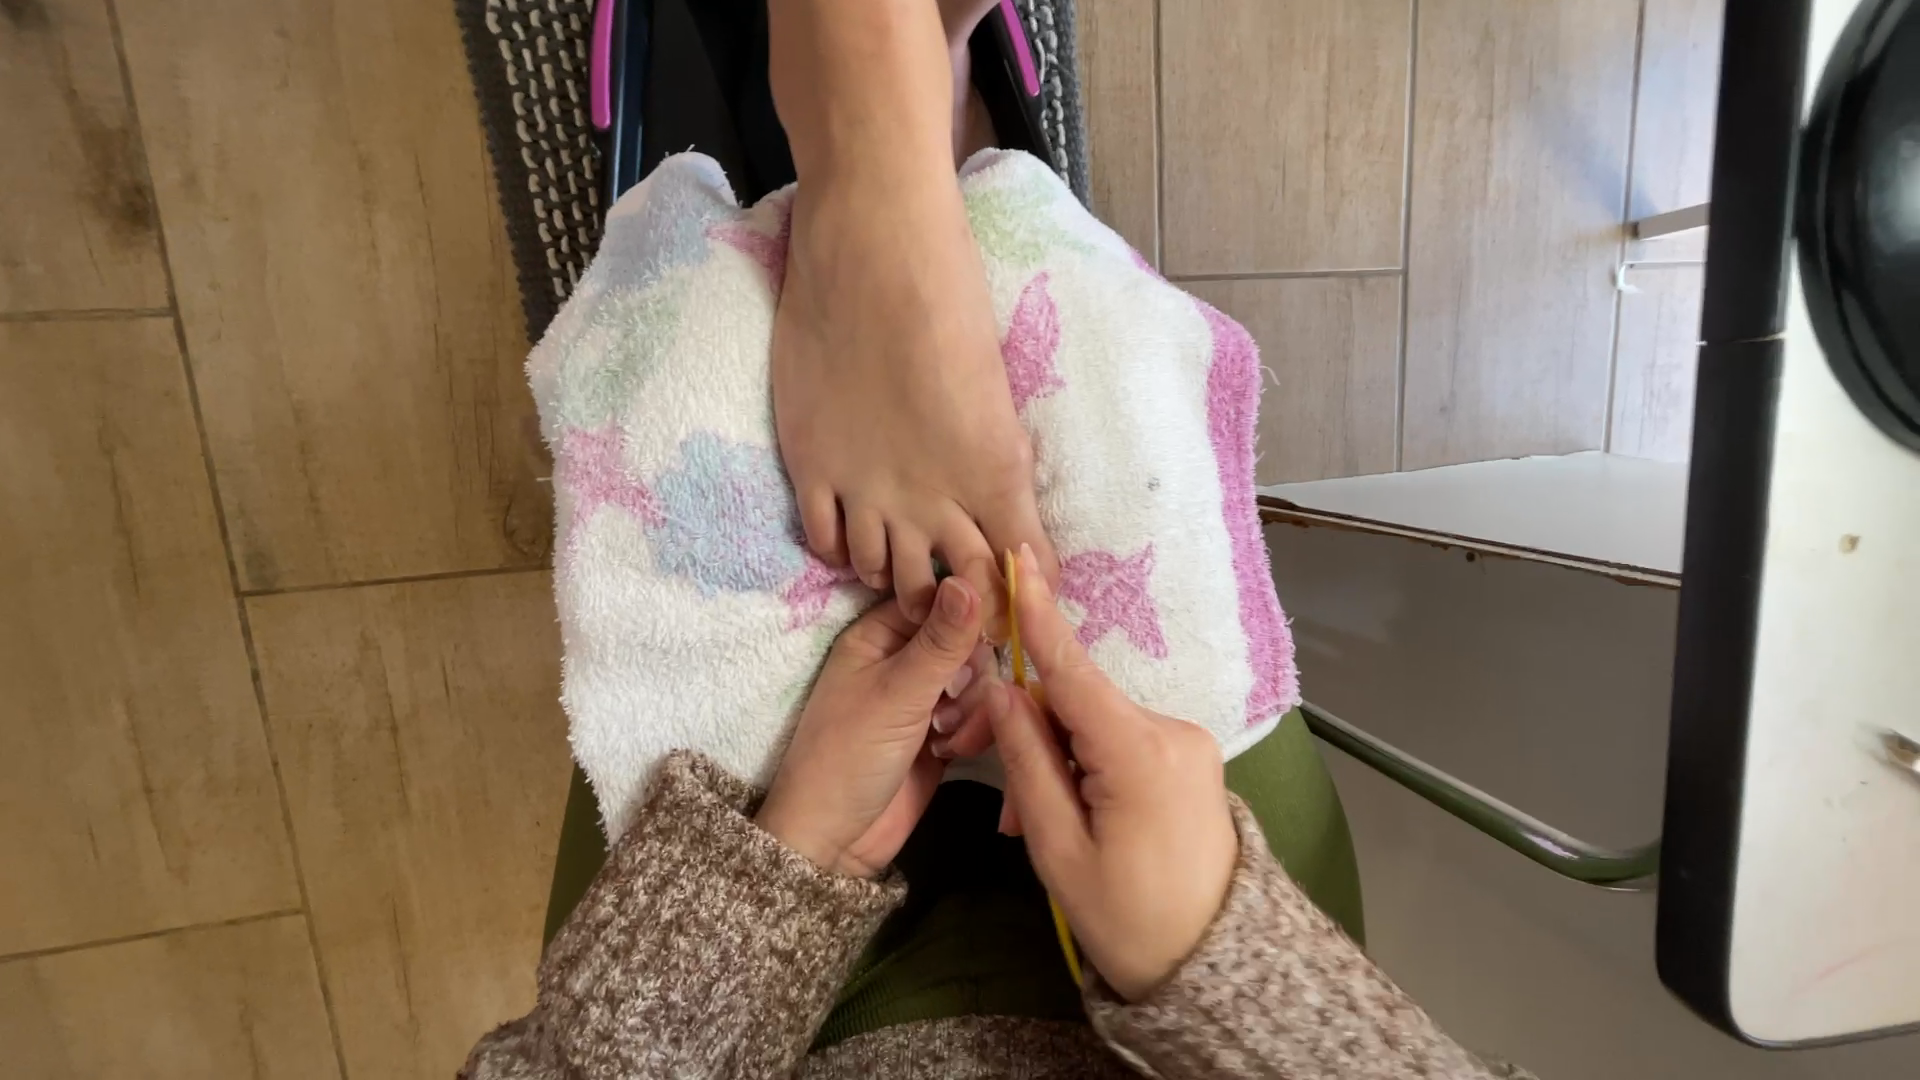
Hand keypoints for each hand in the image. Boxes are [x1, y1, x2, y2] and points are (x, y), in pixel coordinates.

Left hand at [757, 576, 993, 876]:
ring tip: (944, 734)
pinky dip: (973, 730)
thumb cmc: (850, 755)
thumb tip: (970, 579)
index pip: (939, 597)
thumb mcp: (897, 693)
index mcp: (879, 633)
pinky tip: (949, 751)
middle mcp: (905, 657)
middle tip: (953, 697)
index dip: (970, 611)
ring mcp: (926, 695)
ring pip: (981, 678)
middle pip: (969, 639)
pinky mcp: (945, 730)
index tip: (991, 633)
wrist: (836, 842)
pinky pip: (981, 714)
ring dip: (973, 707)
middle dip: (971, 671)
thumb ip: (941, 640)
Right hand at [766, 0, 1058, 632]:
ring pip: (883, 574)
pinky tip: (847, 537)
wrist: (873, 248)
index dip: (1018, 604)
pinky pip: (825, 542)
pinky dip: (840, 551)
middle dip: (957, 610)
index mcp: (993, 475)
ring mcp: (866, 488)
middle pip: (952, 590)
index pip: (1016, 569)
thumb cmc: (951, 299)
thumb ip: (996, 459)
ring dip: (896, 581)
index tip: (1014, 619)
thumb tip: (1000, 499)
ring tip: (898, 573)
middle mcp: (932, 498)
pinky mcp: (812, 467)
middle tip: (953, 613)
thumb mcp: (995, 389)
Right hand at [985, 546, 1239, 1000]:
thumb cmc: (1129, 920)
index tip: (1021, 557)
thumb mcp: (1058, 847)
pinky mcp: (1187, 758)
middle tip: (1003, 806)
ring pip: (1093, 727)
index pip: (1074, 669)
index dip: (1041, 613)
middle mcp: (1170, 731)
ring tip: (1032, 824)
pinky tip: (1065, 810)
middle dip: (1030, 735)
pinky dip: (1084, 767)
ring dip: (1055, 761)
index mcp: (1139, 752)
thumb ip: (1027, 758)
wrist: (1215, 971)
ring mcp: (1185, 743)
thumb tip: (1003, 689)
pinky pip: (1118, 744)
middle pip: (1076, 704)